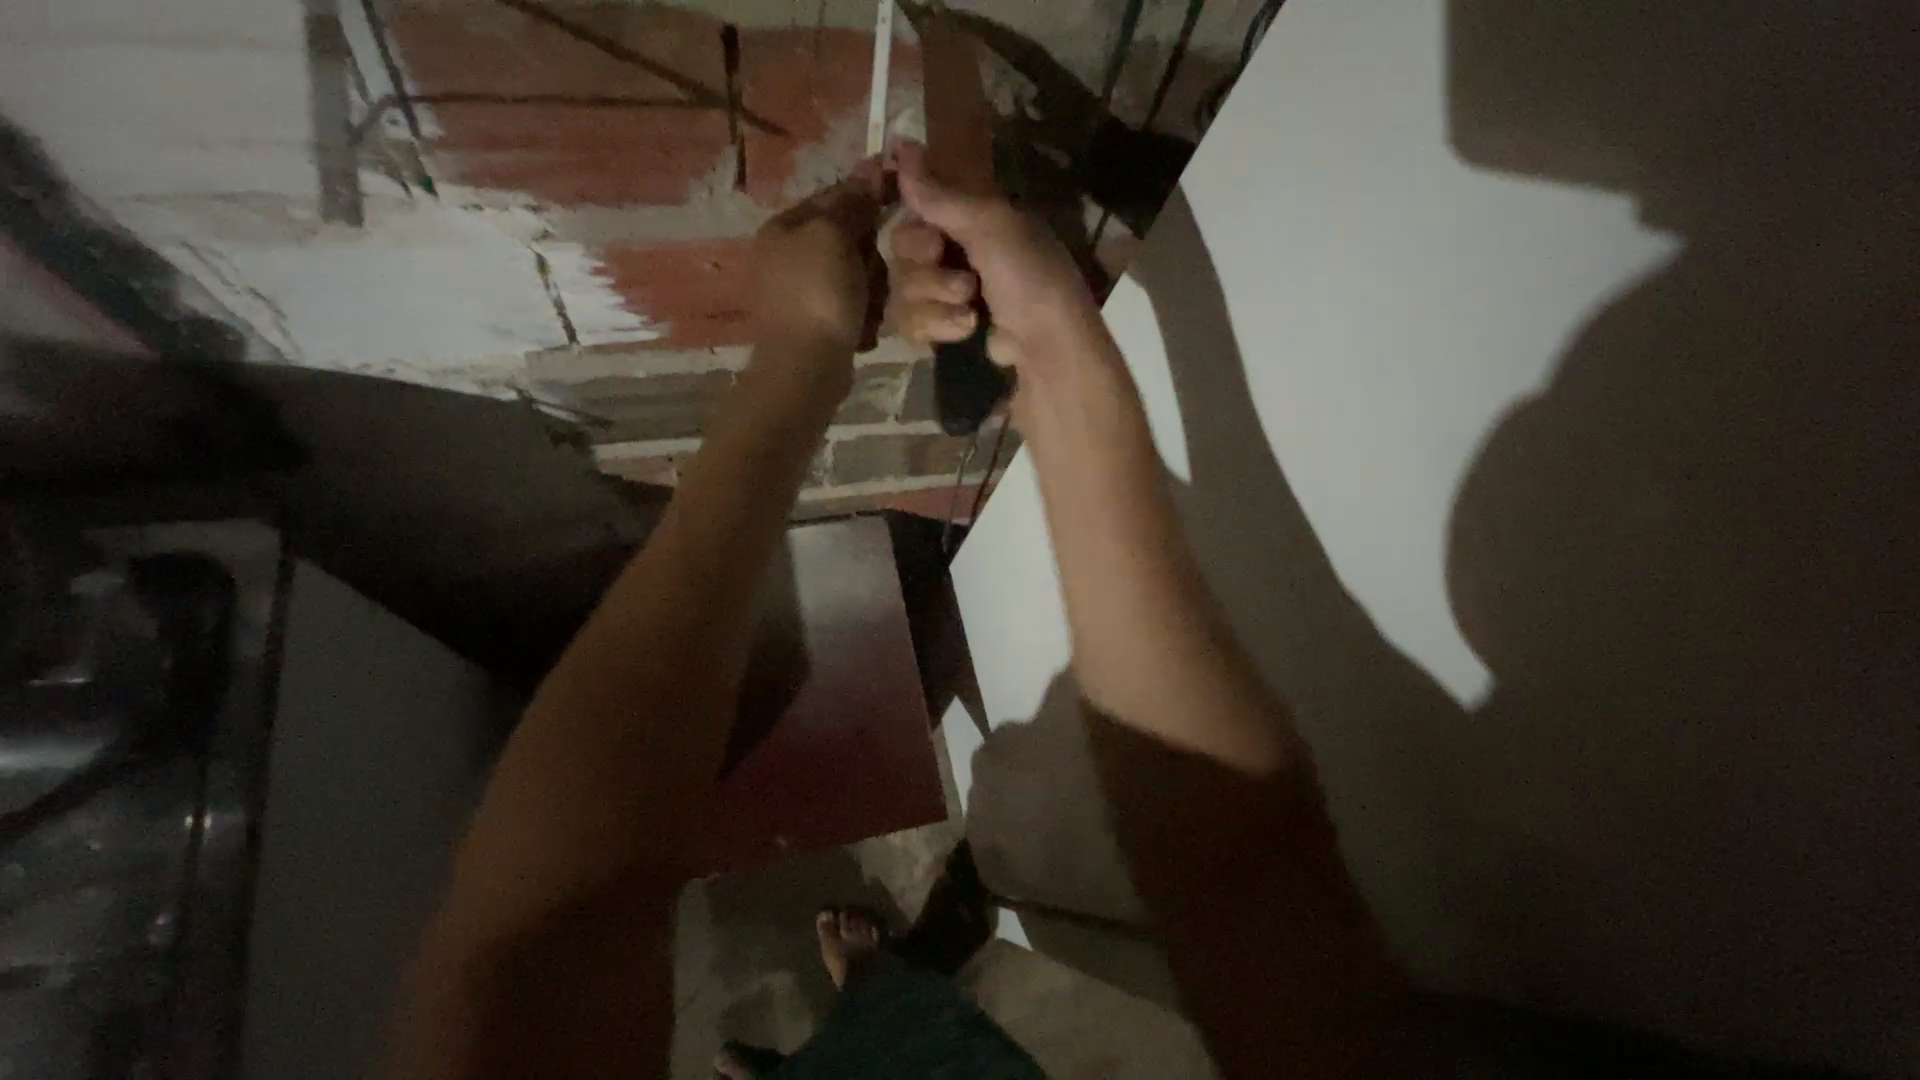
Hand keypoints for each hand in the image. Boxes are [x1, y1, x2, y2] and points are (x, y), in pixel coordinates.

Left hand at [750, 159, 892, 355]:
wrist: (806, 366)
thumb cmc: (818, 293)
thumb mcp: (834, 235)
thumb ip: (852, 202)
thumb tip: (869, 168)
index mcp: (783, 228)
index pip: (833, 197)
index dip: (867, 196)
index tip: (900, 199)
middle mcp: (786, 257)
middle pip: (848, 240)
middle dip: (871, 257)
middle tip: (877, 274)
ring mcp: (799, 295)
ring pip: (855, 277)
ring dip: (872, 291)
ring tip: (871, 310)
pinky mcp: (815, 326)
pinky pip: (852, 308)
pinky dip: (863, 318)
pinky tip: (863, 330)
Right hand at [886, 142, 1107, 375]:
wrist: (1047, 348)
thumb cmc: (1029, 278)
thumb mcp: (991, 226)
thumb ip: (941, 196)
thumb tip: (902, 145)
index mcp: (969, 218)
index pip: (912, 210)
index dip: (916, 228)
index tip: (935, 240)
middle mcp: (953, 250)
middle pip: (900, 253)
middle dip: (929, 273)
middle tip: (966, 283)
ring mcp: (944, 293)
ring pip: (901, 291)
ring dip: (935, 303)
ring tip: (971, 312)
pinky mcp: (941, 330)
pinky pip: (909, 323)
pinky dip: (937, 327)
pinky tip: (965, 331)